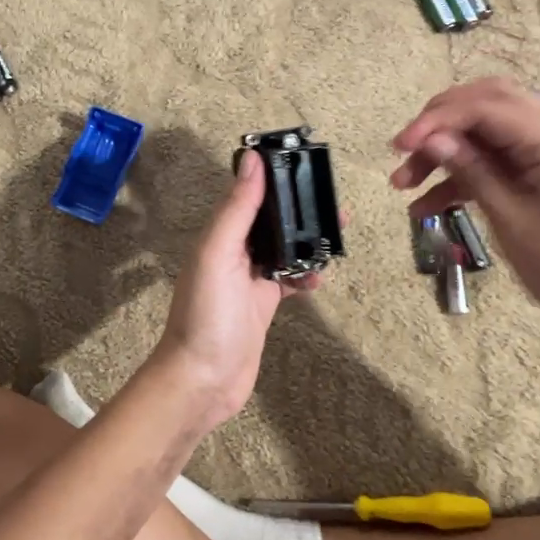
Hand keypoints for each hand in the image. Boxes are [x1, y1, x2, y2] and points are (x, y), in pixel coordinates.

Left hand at [153, 150, 326, 433]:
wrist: (203, 380)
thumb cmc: (207, 315)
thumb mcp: (218, 254)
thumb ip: (237, 209)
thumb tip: (252, 159)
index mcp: (218, 235)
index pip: (248, 195)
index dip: (274, 178)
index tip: (307, 164)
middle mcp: (233, 252)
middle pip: (271, 221)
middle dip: (300, 211)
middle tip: (335, 206)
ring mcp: (248, 280)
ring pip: (284, 249)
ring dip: (308, 243)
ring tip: (336, 237)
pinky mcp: (262, 305)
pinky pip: (288, 280)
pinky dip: (305, 276)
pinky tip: (318, 279)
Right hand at [389, 77, 539, 335]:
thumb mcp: (511, 219)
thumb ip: (471, 170)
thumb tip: (430, 138)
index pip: (486, 106)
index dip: (436, 120)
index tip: (398, 146)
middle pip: (489, 104)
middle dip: (440, 125)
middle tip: (404, 153)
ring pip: (490, 131)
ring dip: (447, 151)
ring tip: (405, 185)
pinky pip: (501, 160)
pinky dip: (465, 174)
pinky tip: (429, 205)